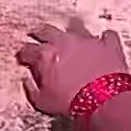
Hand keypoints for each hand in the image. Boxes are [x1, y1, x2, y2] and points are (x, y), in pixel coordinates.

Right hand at [15, 21, 130, 115]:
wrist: (103, 102)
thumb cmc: (72, 102)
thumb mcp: (42, 102)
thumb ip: (31, 89)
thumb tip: (27, 83)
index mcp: (44, 55)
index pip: (26, 50)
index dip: (23, 55)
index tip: (23, 58)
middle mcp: (63, 42)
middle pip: (45, 31)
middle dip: (39, 34)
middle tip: (37, 37)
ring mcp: (86, 41)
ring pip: (74, 28)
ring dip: (70, 34)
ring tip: (70, 39)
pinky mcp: (107, 45)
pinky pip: (106, 36)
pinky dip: (102, 40)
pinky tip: (101, 44)